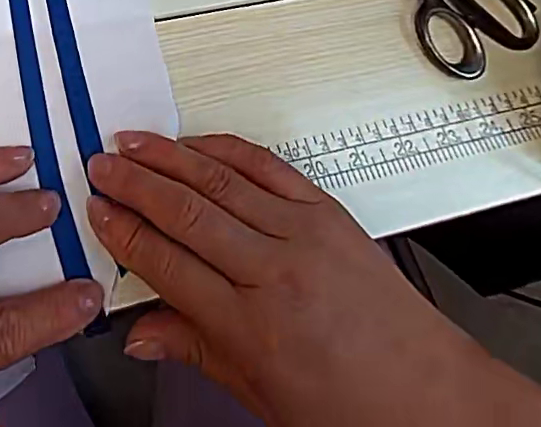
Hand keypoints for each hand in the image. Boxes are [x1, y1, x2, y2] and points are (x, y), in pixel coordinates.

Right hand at [85, 132, 540, 426]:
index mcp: (254, 329)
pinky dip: (221, 147)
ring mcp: (303, 234)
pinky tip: (193, 142)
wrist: (442, 404)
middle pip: (183, 211)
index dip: (123, 233)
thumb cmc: (358, 411)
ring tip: (130, 141)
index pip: (166, 264)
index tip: (98, 212)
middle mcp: (275, 273)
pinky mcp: (326, 210)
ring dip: (165, 155)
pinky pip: (263, 164)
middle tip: (100, 166)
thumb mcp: (260, 397)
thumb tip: (138, 333)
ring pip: (215, 178)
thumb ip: (192, 349)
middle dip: (132, 183)